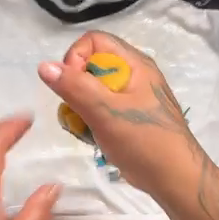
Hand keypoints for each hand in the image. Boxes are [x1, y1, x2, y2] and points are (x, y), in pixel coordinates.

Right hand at [39, 32, 208, 197]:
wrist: (174, 178)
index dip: (75, 59)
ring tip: (85, 128)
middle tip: (77, 111)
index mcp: (134, 64)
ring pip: (94, 89)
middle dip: (76, 86)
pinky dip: (91, 119)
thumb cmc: (143, 141)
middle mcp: (134, 74)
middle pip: (92, 65)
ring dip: (81, 106)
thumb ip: (74, 88)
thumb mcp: (105, 112)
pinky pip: (102, 108)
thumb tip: (44, 66)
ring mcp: (133, 97)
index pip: (93, 41)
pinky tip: (93, 137)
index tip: (71, 87)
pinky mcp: (130, 117)